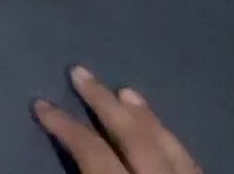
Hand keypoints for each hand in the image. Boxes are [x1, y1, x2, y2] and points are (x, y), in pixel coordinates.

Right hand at [34, 66, 200, 172]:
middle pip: (132, 135)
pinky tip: (163, 130)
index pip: (91, 149)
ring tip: (127, 90)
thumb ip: (82, 172)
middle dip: (103, 101)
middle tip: (79, 70)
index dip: (64, 125)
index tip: (40, 103)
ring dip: (146, 116)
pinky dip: (173, 141)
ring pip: (170, 145)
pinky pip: (192, 162)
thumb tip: (59, 145)